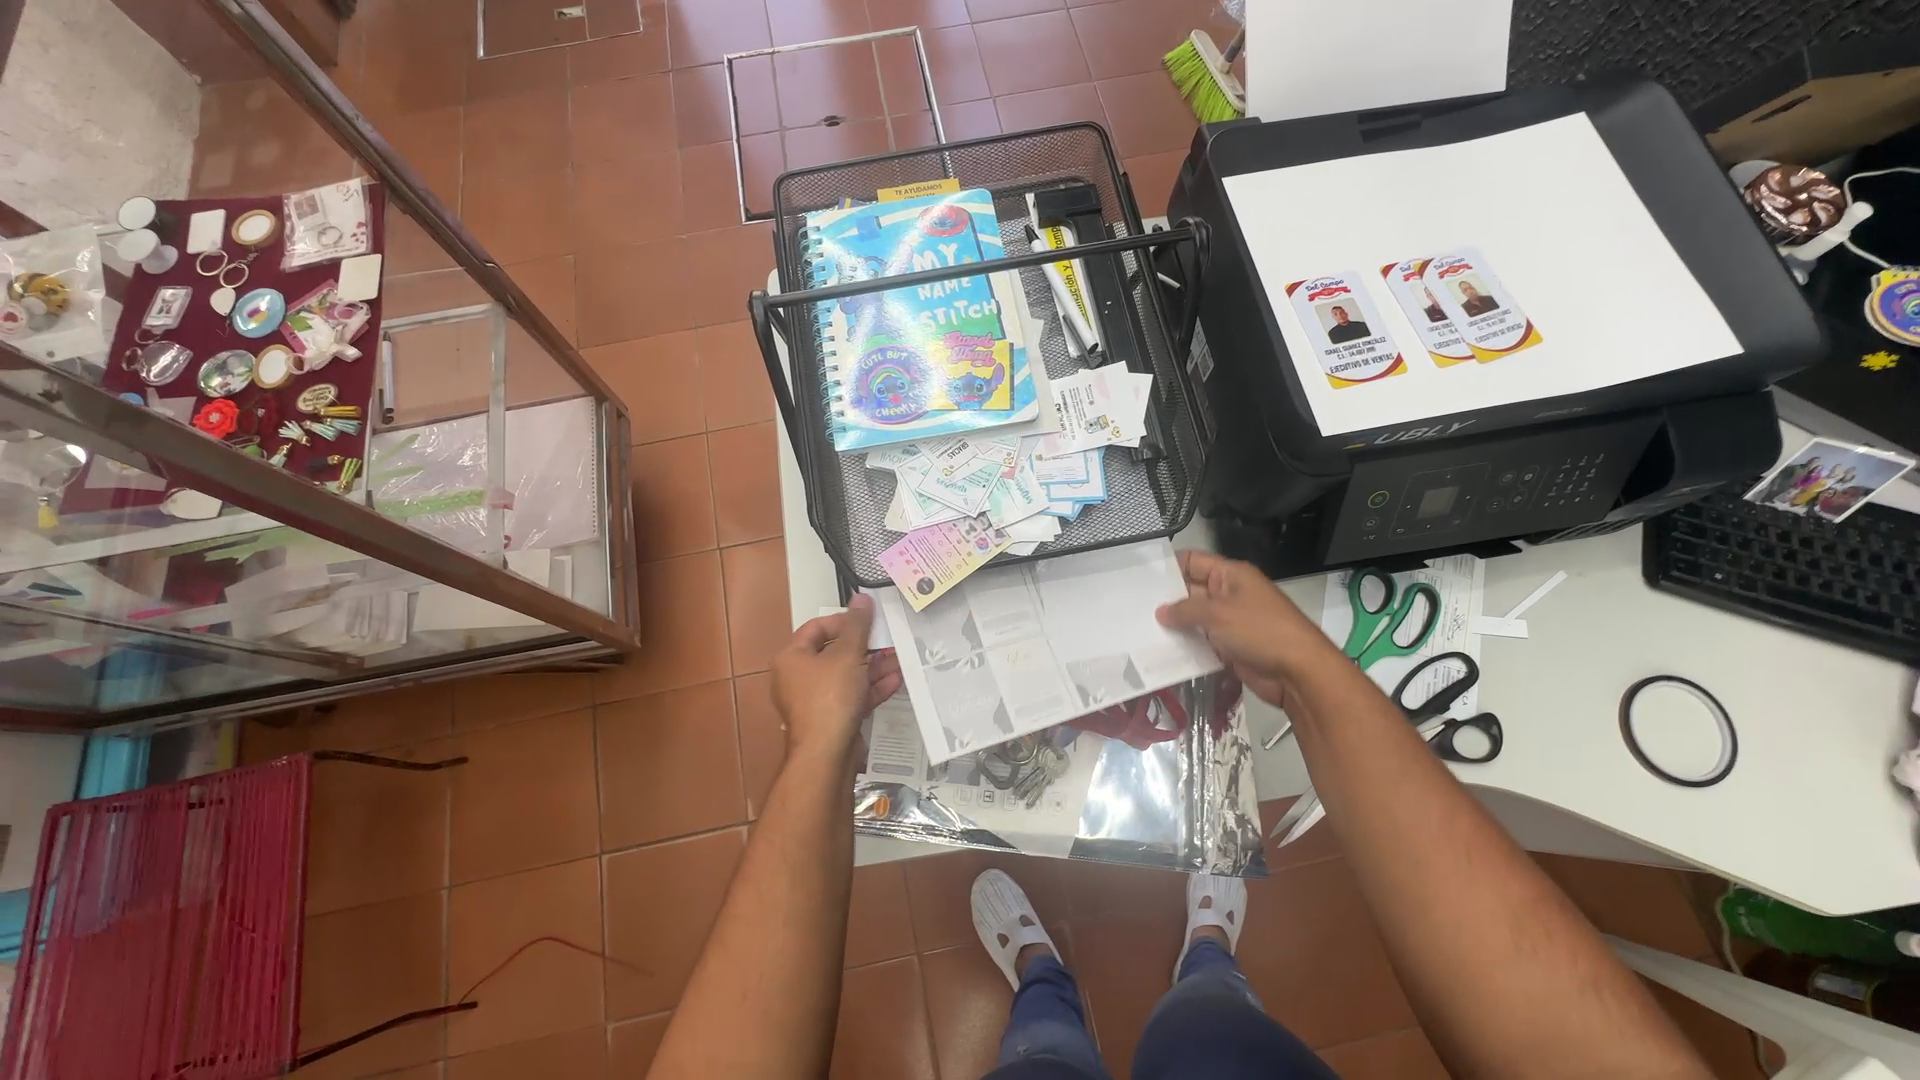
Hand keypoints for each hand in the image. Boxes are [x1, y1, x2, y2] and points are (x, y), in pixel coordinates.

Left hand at [771, 594, 903, 760]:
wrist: (826, 754)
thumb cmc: (829, 699)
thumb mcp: (847, 655)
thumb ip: (857, 626)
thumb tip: (862, 598)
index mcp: (792, 657)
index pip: (817, 627)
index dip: (843, 620)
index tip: (867, 621)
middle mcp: (799, 677)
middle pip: (834, 652)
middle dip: (864, 646)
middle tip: (887, 639)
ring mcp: (815, 700)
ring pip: (846, 675)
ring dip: (873, 666)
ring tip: (898, 658)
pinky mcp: (831, 717)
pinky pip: (852, 695)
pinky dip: (871, 687)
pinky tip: (895, 680)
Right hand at [1156, 549, 1336, 708]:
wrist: (1297, 671)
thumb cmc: (1260, 630)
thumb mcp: (1218, 613)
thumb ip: (1185, 610)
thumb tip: (1161, 611)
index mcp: (1231, 575)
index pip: (1193, 561)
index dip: (1168, 567)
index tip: (1139, 578)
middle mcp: (1229, 594)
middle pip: (1191, 590)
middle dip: (1166, 599)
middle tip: (1132, 607)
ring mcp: (1230, 621)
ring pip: (1194, 619)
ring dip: (1174, 626)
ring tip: (1139, 630)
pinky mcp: (1229, 647)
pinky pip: (1202, 642)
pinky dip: (1186, 646)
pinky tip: (1160, 651)